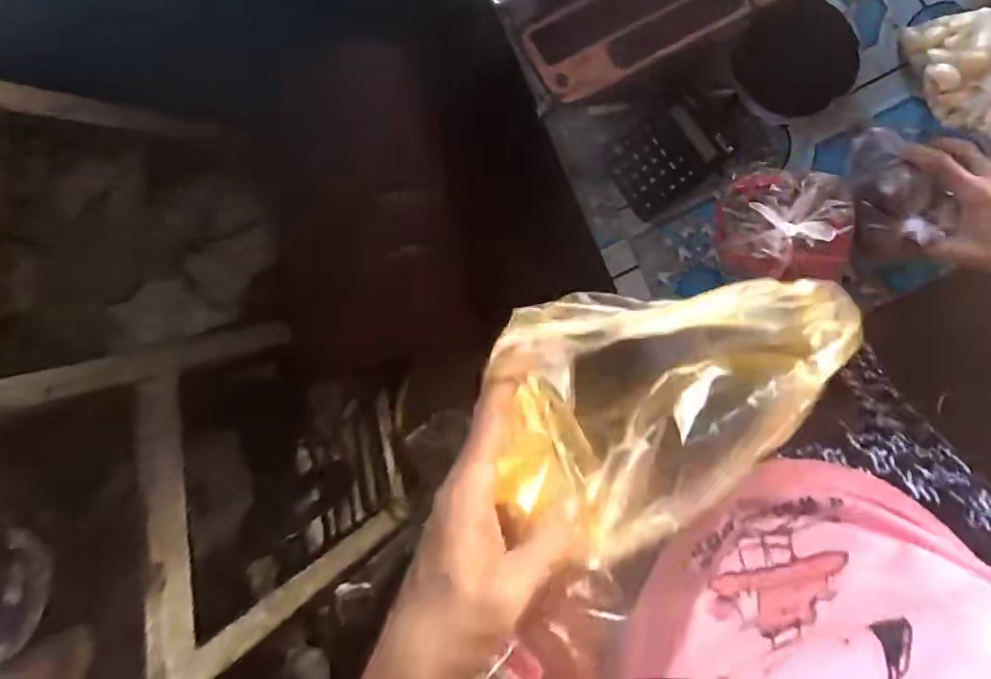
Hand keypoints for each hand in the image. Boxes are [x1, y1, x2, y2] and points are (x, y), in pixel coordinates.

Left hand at [365, 379, 575, 678]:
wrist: (408, 672)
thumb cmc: (452, 622)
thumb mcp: (508, 590)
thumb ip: (547, 544)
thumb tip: (581, 498)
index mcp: (468, 487)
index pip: (489, 416)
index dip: (510, 376)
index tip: (532, 344)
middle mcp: (464, 487)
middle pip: (496, 429)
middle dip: (525, 399)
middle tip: (561, 374)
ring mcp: (465, 509)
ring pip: (503, 462)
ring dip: (530, 442)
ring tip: (568, 425)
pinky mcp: (470, 531)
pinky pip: (505, 491)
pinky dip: (529, 481)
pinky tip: (554, 493)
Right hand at [901, 138, 990, 290]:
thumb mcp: (966, 255)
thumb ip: (931, 246)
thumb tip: (902, 240)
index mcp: (975, 191)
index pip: (941, 163)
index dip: (919, 153)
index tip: (903, 149)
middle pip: (964, 148)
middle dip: (942, 143)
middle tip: (926, 146)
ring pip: (984, 159)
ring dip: (965, 158)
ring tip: (954, 169)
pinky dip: (985, 173)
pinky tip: (986, 191)